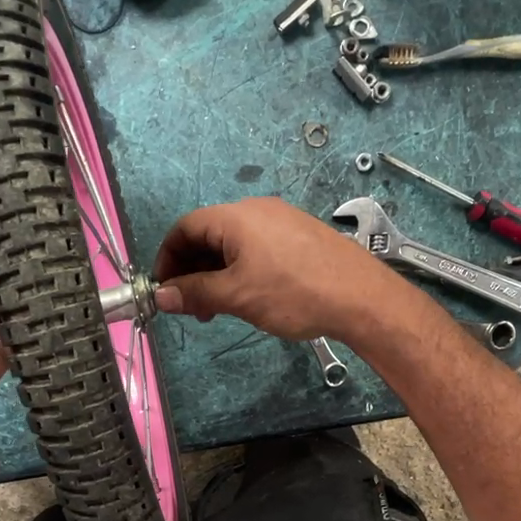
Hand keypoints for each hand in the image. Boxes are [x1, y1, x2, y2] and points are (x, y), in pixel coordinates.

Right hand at [152, 197, 415, 343]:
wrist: (360, 297)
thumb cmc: (293, 293)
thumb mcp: (237, 296)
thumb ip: (195, 293)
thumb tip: (160, 295)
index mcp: (236, 217)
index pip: (185, 227)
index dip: (167, 257)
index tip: (163, 290)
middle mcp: (256, 210)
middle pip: (208, 234)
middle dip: (191, 270)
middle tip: (190, 308)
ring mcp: (280, 222)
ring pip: (232, 245)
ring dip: (214, 275)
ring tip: (216, 310)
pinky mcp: (298, 238)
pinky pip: (255, 249)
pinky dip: (239, 271)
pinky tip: (247, 299)